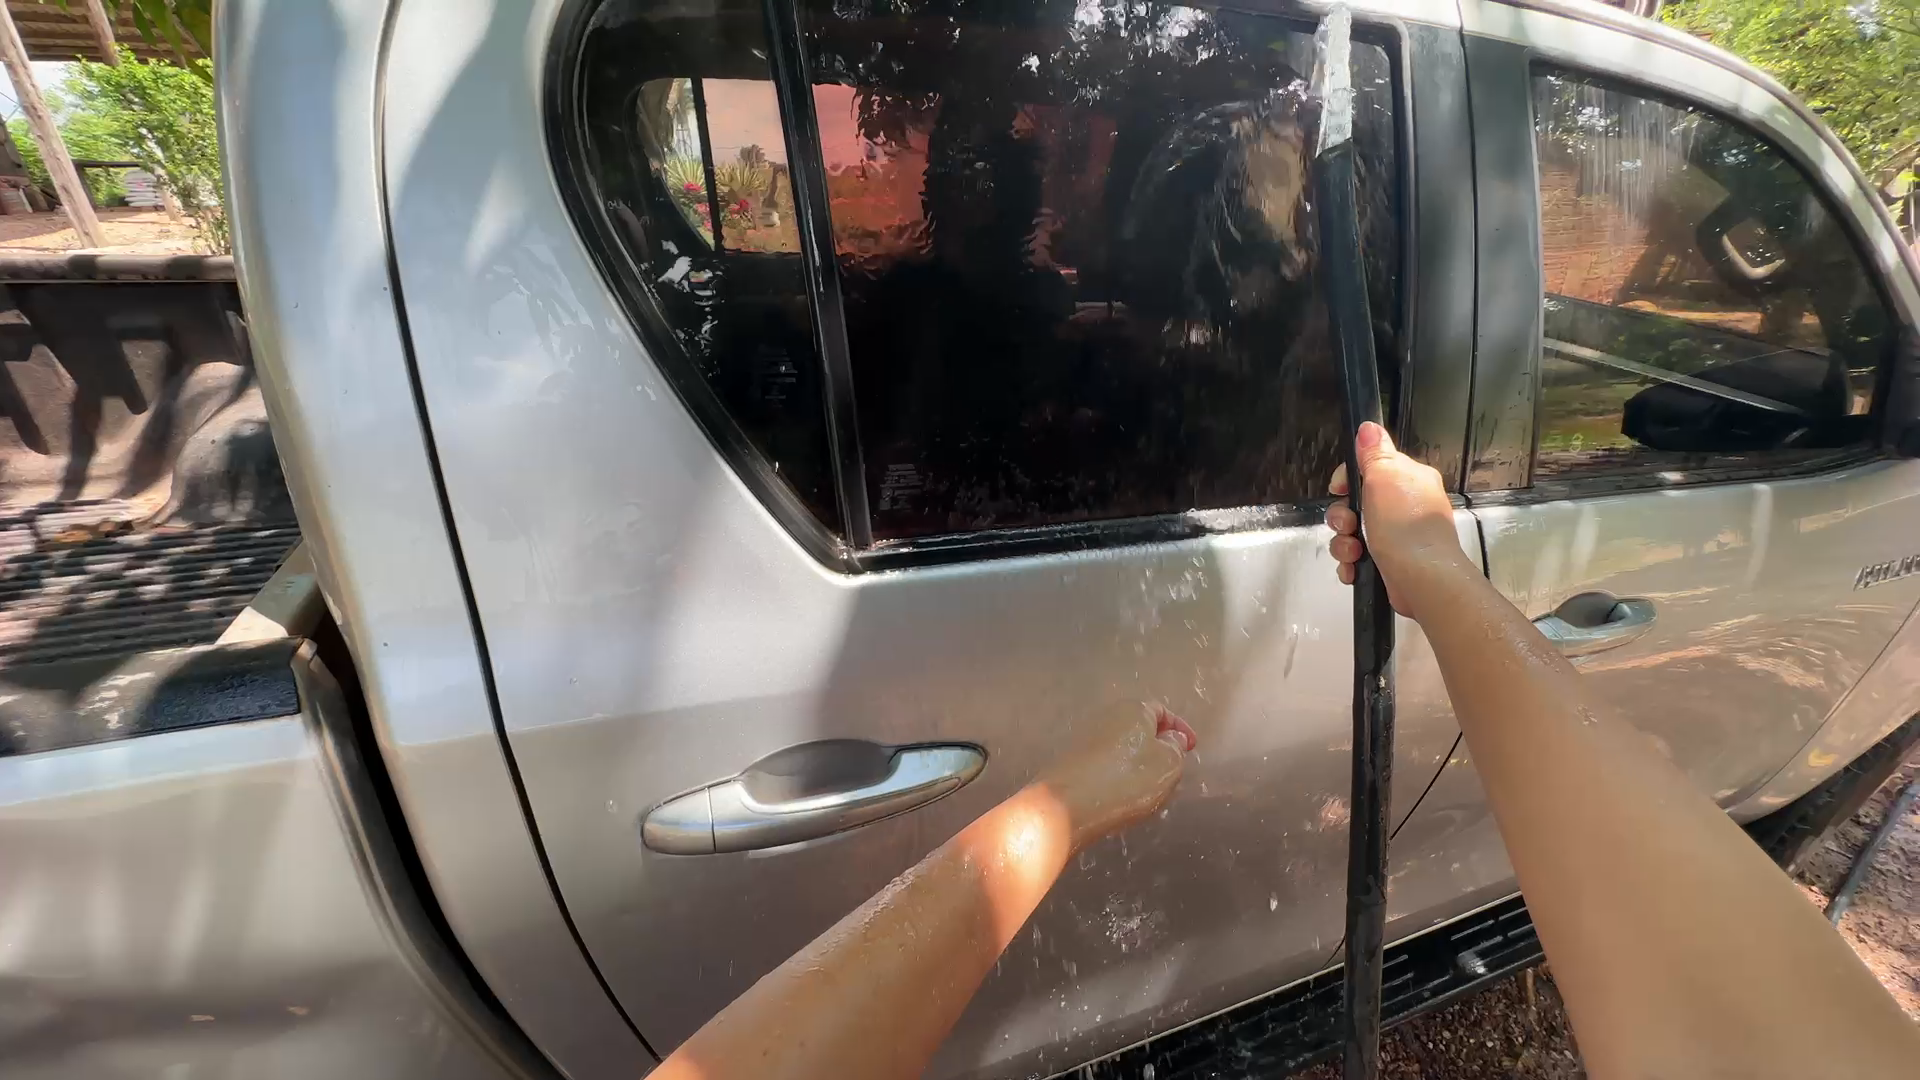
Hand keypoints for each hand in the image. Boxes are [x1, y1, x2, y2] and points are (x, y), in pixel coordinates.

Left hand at [1034, 702, 1195, 852]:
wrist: (1069, 803)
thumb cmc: (1128, 778)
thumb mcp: (1168, 764)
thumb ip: (1175, 748)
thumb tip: (1172, 738)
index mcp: (1132, 709)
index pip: (1161, 710)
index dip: (1179, 728)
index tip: (1191, 747)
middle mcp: (1106, 716)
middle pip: (1139, 726)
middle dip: (1158, 744)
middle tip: (1173, 767)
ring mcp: (1086, 738)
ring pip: (1122, 746)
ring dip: (1139, 761)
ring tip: (1152, 785)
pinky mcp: (1074, 761)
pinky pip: (1106, 762)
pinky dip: (1120, 773)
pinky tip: (1125, 794)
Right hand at [1327, 421, 1474, 620]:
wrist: (1422, 580)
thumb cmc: (1405, 527)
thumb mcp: (1386, 479)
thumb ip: (1374, 452)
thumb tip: (1368, 426)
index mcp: (1408, 480)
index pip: (1368, 467)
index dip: (1348, 479)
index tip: (1341, 490)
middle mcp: (1403, 505)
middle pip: (1354, 502)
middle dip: (1341, 517)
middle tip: (1349, 526)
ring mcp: (1395, 535)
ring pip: (1350, 531)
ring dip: (1343, 543)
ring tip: (1354, 553)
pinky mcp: (1387, 560)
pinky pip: (1355, 555)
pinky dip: (1350, 563)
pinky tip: (1355, 568)